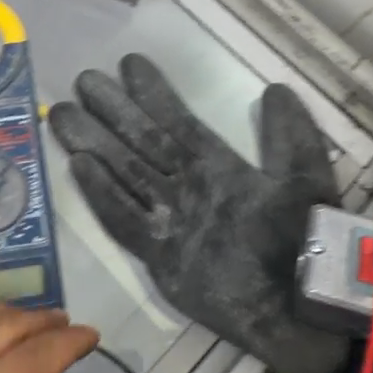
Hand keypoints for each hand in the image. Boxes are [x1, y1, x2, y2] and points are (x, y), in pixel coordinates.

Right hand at [49, 54, 359, 372]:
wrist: (308, 310)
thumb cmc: (309, 239)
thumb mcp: (306, 176)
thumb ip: (290, 133)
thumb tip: (273, 88)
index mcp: (218, 166)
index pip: (177, 121)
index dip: (154, 93)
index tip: (128, 62)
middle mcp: (188, 187)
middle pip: (140, 141)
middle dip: (112, 111)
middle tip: (82, 80)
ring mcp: (171, 221)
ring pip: (124, 173)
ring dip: (94, 143)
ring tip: (62, 114)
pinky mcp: (162, 257)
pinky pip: (125, 221)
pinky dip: (102, 196)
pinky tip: (78, 167)